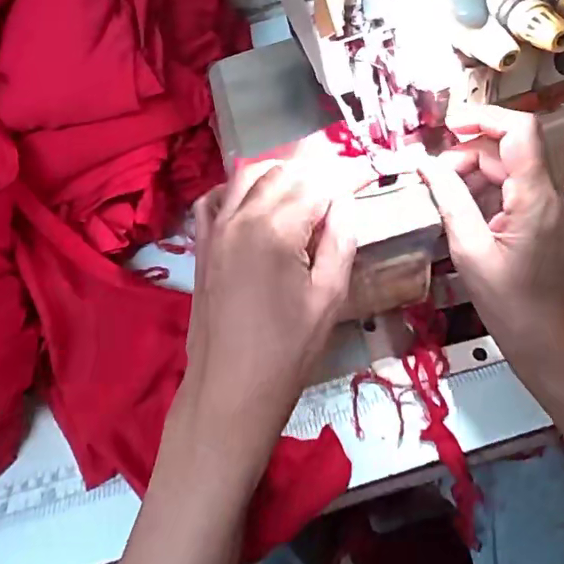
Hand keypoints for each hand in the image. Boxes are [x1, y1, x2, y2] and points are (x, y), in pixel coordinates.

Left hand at [183, 161, 355, 443]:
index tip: (361, 180)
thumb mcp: (330, 296)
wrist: (230, 390)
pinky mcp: (202, 244)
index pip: (316, 185)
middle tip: (338, 191)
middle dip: (313, 175)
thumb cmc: (288, 350)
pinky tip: (255, 201)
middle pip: (283, 173)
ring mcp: (216, 229)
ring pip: (248, 175)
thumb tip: (344, 203)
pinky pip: (215, 198)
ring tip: (304, 192)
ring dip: (279, 174)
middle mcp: (242, 217)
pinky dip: (236, 189)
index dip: (343, 180)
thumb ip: (341, 240)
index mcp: (277, 229)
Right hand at [416, 104, 563, 394]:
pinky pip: (520, 197)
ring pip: (513, 175)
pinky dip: (491, 199)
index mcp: (539, 198)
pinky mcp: (555, 227)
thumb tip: (427, 164)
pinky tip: (466, 221)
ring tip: (445, 203)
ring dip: (476, 180)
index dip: (484, 117)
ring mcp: (558, 212)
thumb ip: (450, 201)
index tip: (448, 125)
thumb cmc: (516, 311)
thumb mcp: (472, 254)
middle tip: (434, 180)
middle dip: (468, 157)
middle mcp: (556, 196)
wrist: (560, 353)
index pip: (520, 130)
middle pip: (510, 153)